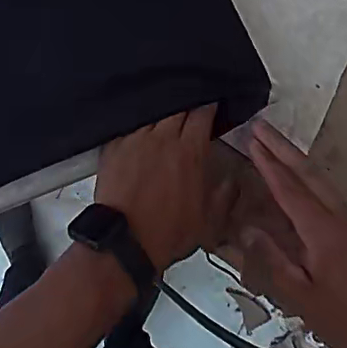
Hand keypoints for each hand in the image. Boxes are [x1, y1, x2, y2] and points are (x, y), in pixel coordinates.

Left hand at [95, 105, 219, 270]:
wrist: (125, 242)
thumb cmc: (166, 233)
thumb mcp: (207, 221)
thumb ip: (223, 197)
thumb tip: (232, 183)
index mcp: (190, 152)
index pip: (203, 113)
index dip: (209, 107)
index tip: (211, 107)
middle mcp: (163, 139)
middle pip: (177, 106)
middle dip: (186, 105)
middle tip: (189, 112)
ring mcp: (135, 140)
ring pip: (152, 112)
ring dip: (161, 114)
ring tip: (164, 120)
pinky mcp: (113, 148)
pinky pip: (128, 125)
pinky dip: (136, 125)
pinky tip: (139, 132)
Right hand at [237, 121, 346, 347]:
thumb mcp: (303, 299)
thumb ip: (274, 260)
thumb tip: (248, 229)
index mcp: (325, 232)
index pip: (290, 189)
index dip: (267, 164)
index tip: (251, 140)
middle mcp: (345, 217)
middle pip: (309, 173)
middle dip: (283, 147)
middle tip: (260, 126)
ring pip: (324, 183)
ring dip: (298, 163)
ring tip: (275, 148)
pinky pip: (335, 199)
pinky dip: (313, 185)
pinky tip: (303, 189)